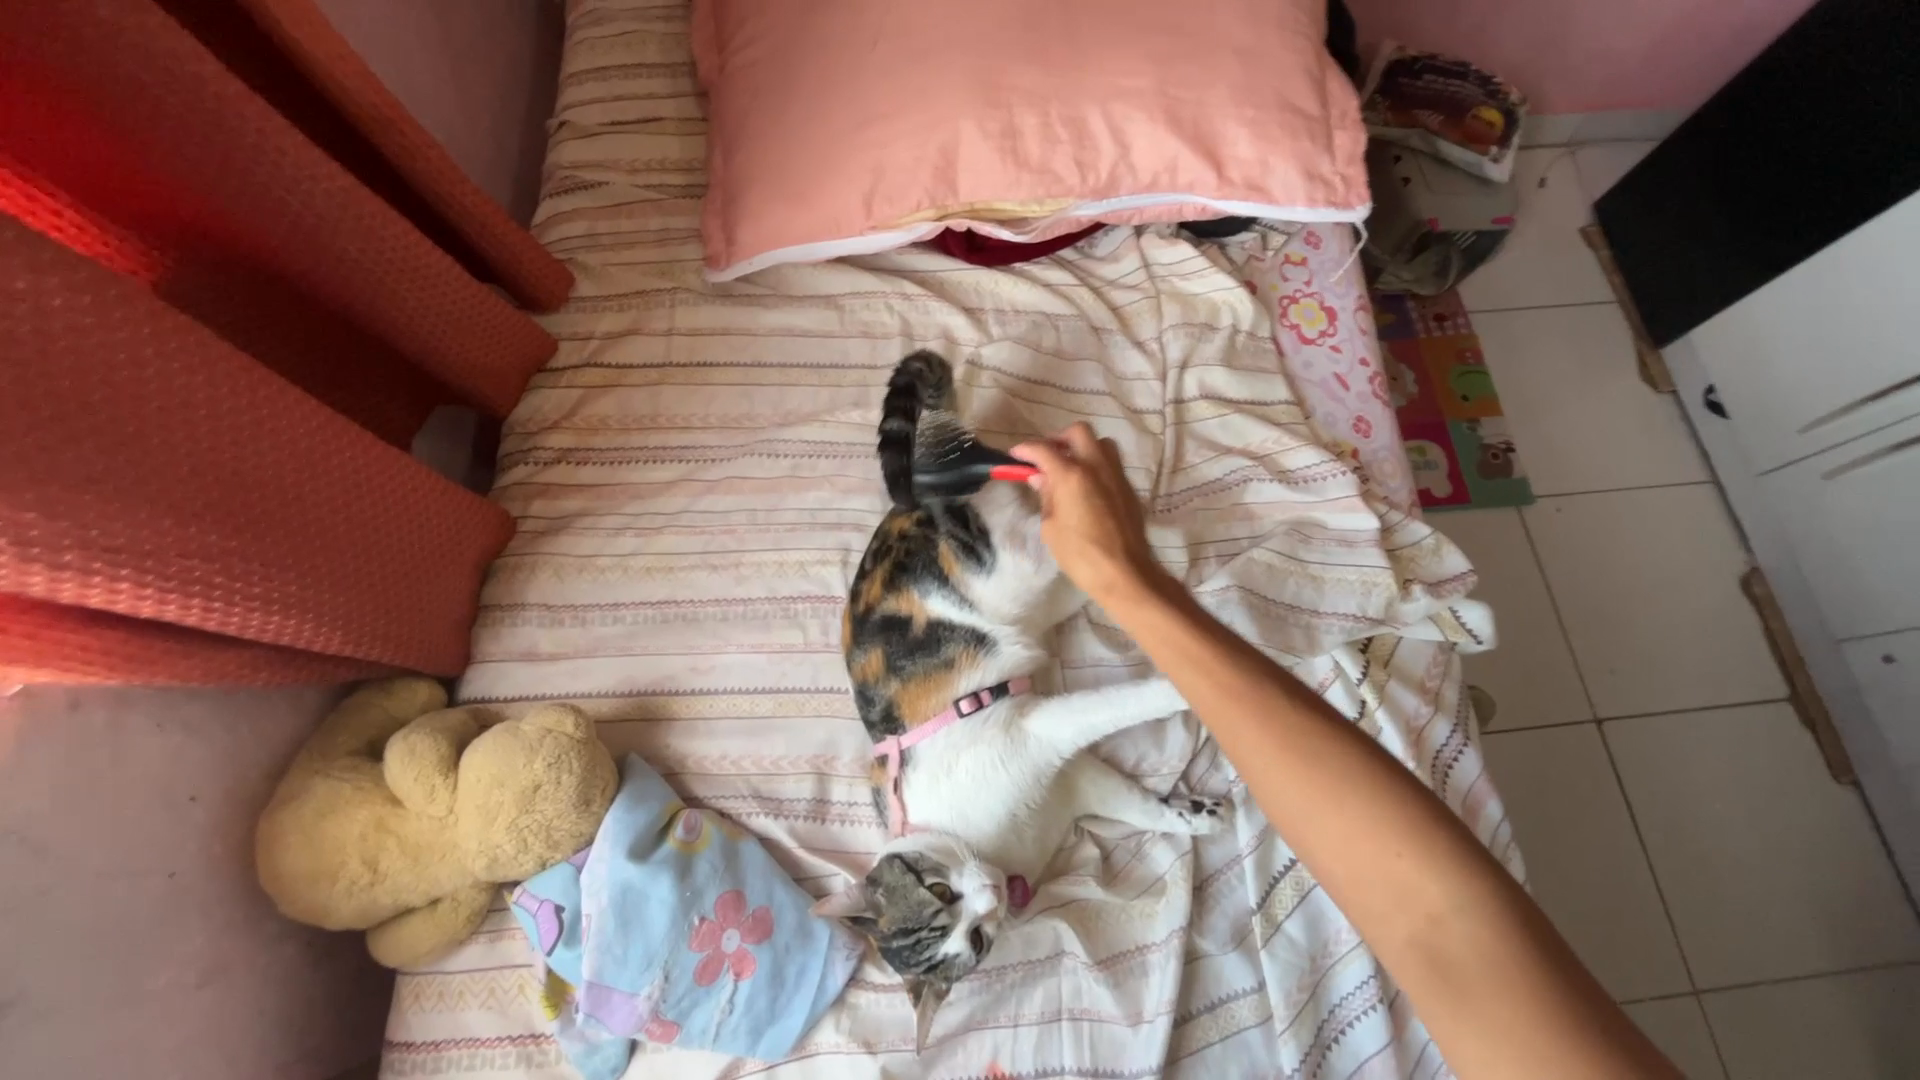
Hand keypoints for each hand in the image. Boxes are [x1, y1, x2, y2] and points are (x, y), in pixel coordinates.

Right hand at [1010, 423, 1166, 605]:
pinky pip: (1111, 463)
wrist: (1124, 572)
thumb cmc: (1080, 555)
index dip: (1026, 449)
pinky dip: (1096, 465)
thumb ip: (1046, 497)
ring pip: (1101, 443)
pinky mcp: (1128, 488)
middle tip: (1047, 457)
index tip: (1015, 455)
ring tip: (1070, 468)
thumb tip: (1041, 479)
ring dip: (1083, 448)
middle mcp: (1096, 466)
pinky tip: (1087, 486)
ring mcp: (1116, 475)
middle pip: (1078, 432)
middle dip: (1059, 439)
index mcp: (1071, 475)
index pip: (1043, 449)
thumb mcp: (1051, 527)